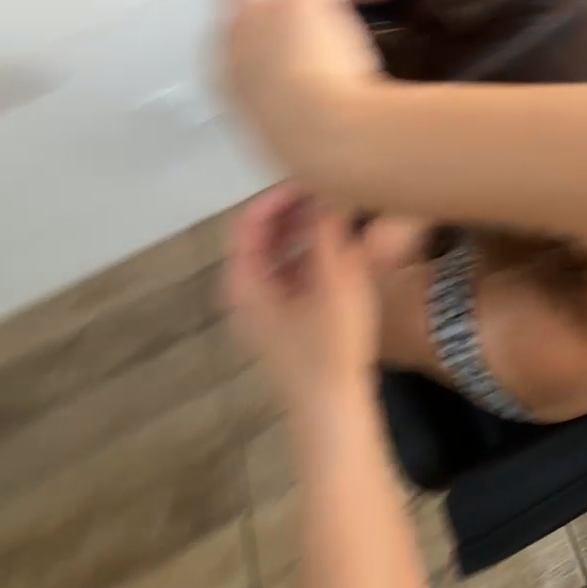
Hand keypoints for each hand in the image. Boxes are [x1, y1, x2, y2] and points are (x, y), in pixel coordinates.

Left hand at [223, 186, 380, 412]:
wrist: (332, 408)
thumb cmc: (330, 342)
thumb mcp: (336, 279)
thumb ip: (329, 231)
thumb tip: (329, 191)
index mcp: (244, 283)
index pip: (248, 223)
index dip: (279, 195)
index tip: (316, 179)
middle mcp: (244, 294)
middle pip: (260, 237)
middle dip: (293, 210)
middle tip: (331, 192)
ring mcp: (263, 312)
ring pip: (276, 256)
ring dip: (303, 231)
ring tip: (340, 214)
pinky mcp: (284, 324)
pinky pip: (289, 274)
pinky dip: (309, 254)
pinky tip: (342, 252)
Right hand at [224, 0, 386, 151]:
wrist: (327, 136)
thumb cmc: (319, 147)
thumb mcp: (294, 137)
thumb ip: (295, 119)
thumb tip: (318, 126)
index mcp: (232, 78)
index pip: (240, 34)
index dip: (270, 20)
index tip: (302, 19)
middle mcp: (235, 40)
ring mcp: (261, 15)